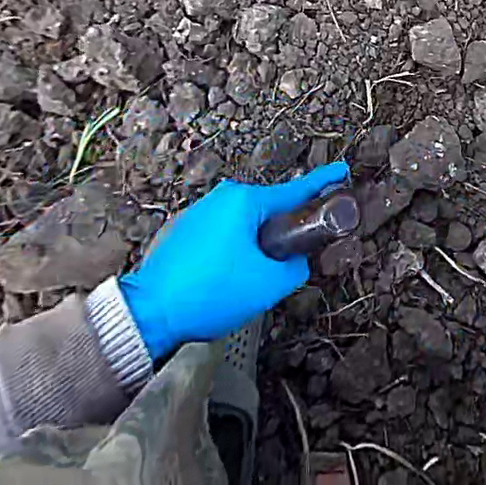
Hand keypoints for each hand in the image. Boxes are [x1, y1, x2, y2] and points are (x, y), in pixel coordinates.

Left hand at [119, 161, 349, 359]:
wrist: (146, 316)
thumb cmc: (207, 293)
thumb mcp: (268, 284)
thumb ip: (296, 267)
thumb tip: (296, 261)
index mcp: (244, 201)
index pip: (295, 190)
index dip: (322, 181)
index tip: (339, 170)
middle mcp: (222, 197)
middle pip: (269, 210)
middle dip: (283, 230)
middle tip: (292, 251)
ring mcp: (199, 212)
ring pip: (244, 224)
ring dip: (255, 244)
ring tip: (252, 275)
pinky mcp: (183, 231)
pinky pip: (222, 234)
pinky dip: (232, 250)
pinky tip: (228, 276)